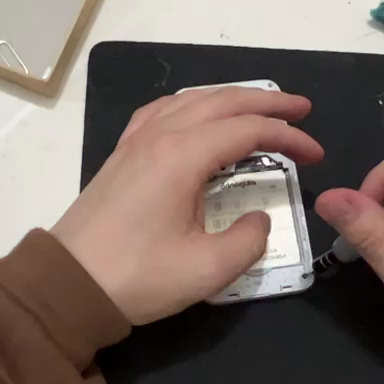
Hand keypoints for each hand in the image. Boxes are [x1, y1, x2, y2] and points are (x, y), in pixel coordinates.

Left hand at [53, 87, 323, 324]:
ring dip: (231, 98)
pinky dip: (193, 104)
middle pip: (222, 102)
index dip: (288, 138)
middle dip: (267, 102)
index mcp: (182, 156)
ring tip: (260, 106)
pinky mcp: (122, 154)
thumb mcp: (207, 270)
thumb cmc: (137, 277)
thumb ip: (248, 240)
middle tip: (302, 109)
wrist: (67, 284)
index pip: (247, 130)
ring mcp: (136, 141)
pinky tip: (198, 115)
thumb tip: (257, 219)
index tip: (316, 155)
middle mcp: (159, 135)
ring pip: (192, 99)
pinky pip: (163, 110)